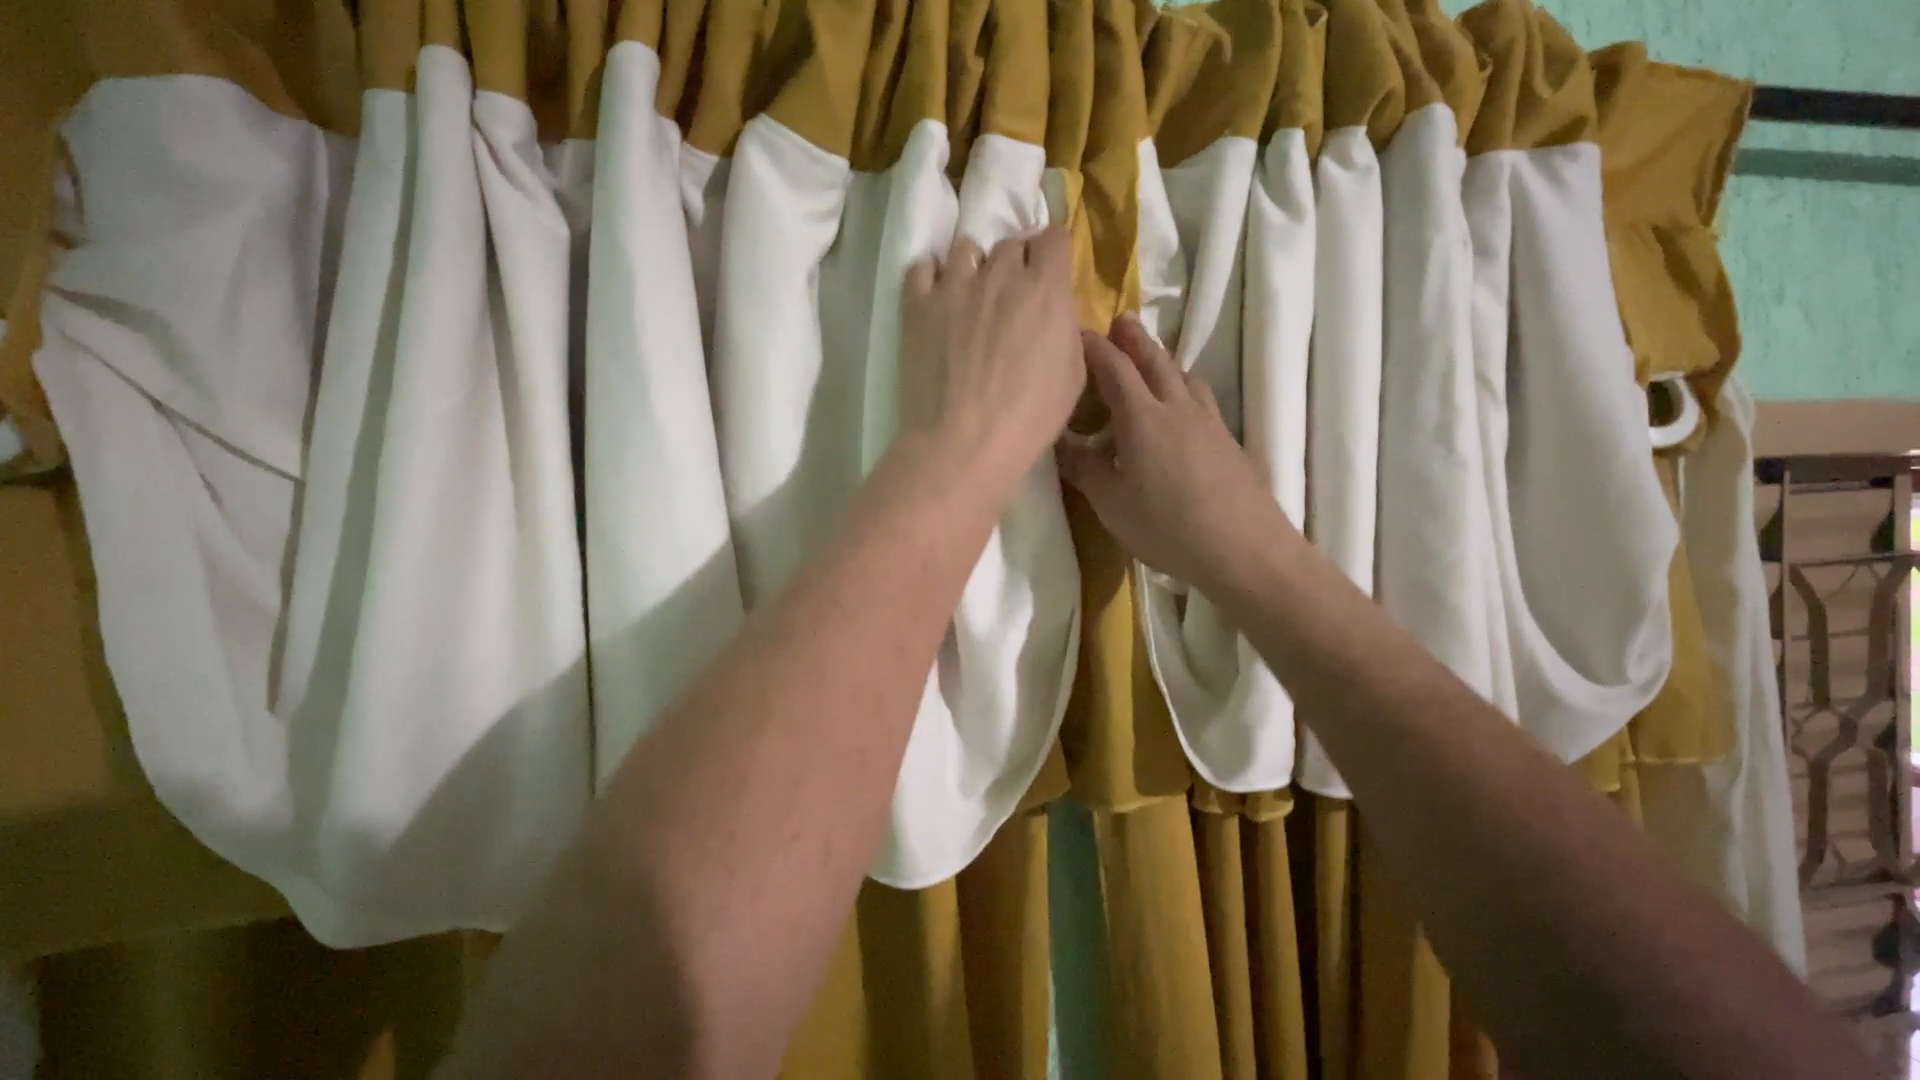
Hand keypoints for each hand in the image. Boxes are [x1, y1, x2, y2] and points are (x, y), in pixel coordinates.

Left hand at [900, 228, 1084, 491]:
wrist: (963, 442)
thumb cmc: (1029, 418)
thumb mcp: (1073, 377)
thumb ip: (1066, 332)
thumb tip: (1056, 317)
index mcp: (1045, 289)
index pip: (1054, 238)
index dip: (1053, 255)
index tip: (1050, 275)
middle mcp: (1000, 274)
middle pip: (1010, 244)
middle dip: (1016, 264)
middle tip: (1012, 298)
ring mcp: (954, 285)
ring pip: (967, 249)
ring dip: (975, 267)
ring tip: (972, 298)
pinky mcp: (917, 304)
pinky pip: (922, 267)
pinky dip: (932, 276)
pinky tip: (937, 298)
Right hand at [1058, 315, 1296, 596]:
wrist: (1244, 548)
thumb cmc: (1167, 527)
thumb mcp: (1112, 503)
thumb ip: (1083, 468)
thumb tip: (1057, 442)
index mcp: (1142, 417)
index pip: (1114, 368)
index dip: (1094, 348)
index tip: (1075, 334)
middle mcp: (1176, 407)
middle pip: (1154, 360)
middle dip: (1134, 339)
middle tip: (1120, 320)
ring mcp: (1208, 422)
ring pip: (1182, 376)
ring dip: (1162, 360)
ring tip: (1150, 360)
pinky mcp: (1227, 441)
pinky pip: (1199, 398)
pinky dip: (1182, 388)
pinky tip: (1182, 408)